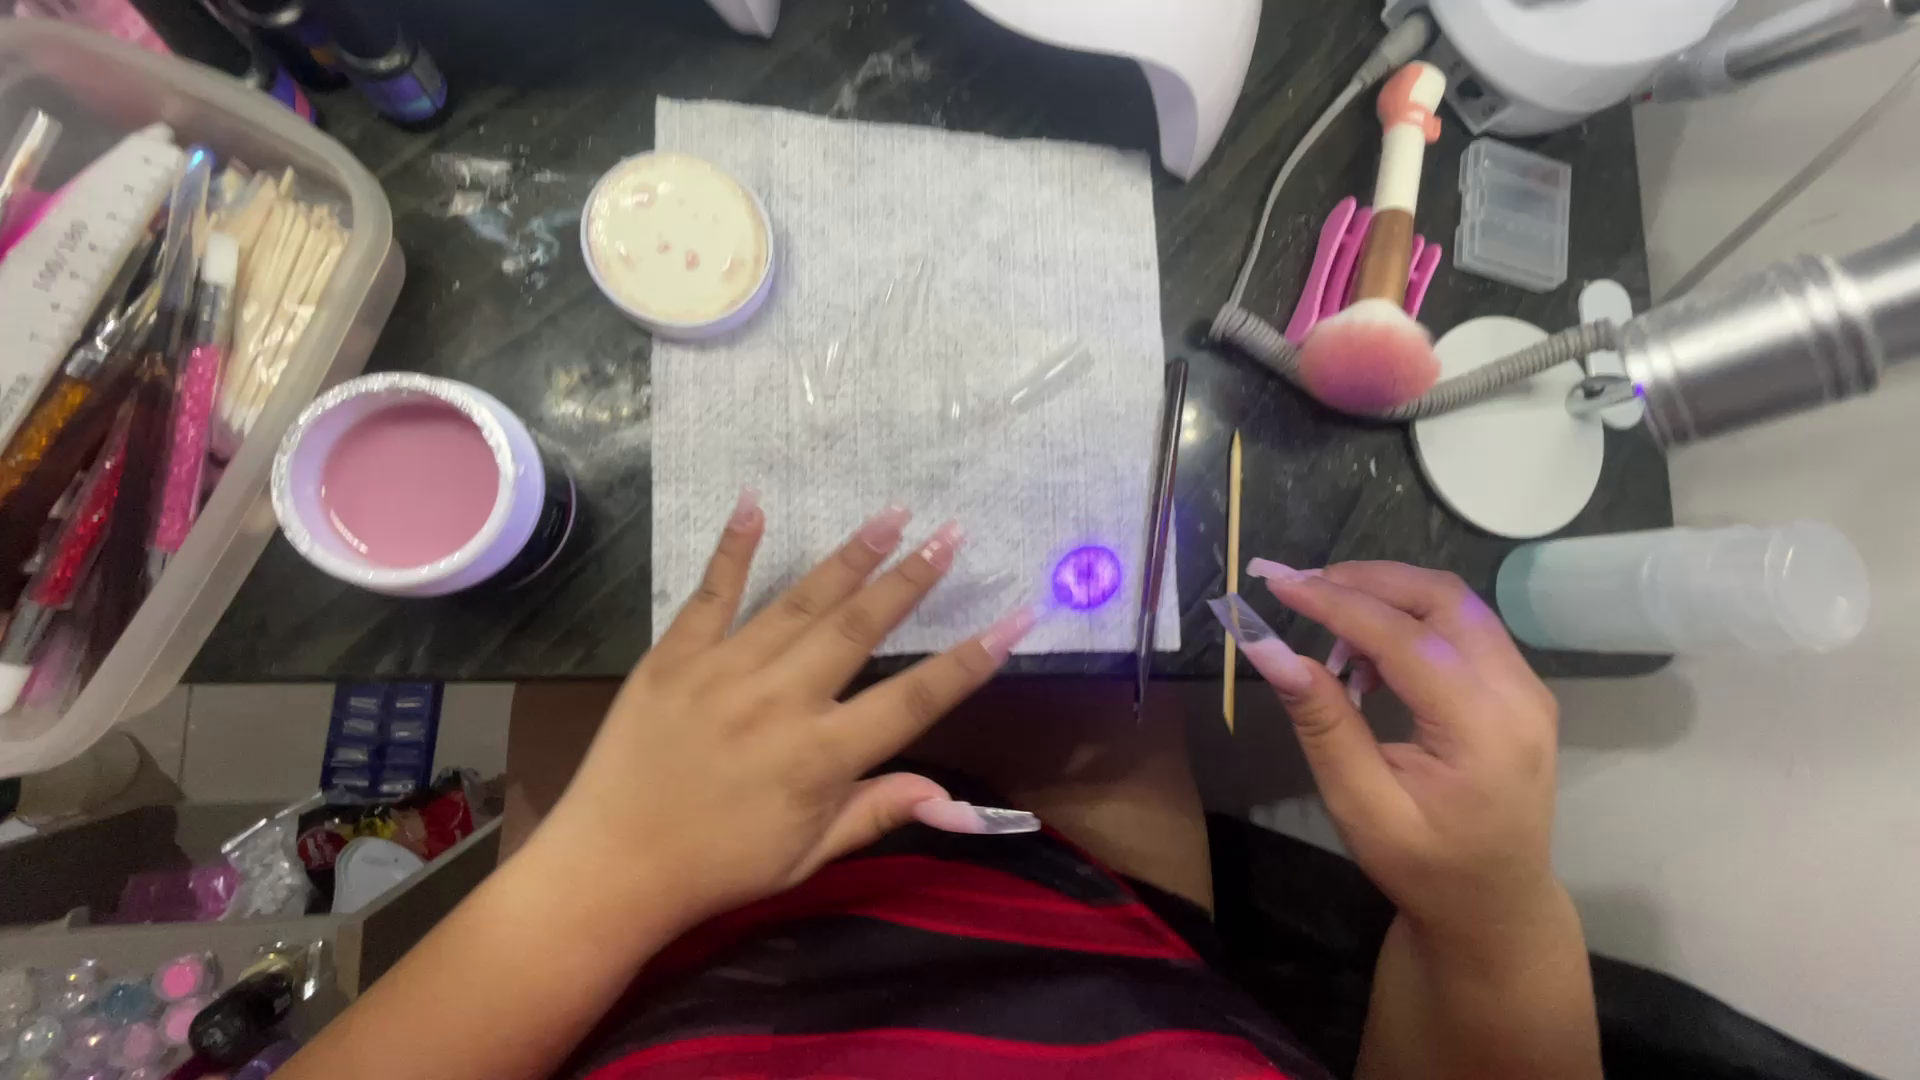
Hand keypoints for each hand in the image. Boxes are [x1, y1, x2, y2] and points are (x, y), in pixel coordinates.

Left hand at [538, 492, 1037, 930]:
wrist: (607, 869)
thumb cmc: (719, 867)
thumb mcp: (808, 854)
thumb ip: (880, 811)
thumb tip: (956, 801)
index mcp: (821, 755)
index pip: (914, 698)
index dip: (970, 660)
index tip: (1015, 617)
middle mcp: (781, 701)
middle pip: (860, 628)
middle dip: (912, 579)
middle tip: (950, 533)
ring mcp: (725, 670)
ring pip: (800, 601)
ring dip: (850, 557)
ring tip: (890, 515)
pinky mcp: (675, 655)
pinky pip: (711, 593)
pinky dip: (734, 548)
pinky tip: (754, 503)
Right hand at [1223, 560, 1562, 944]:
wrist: (1495, 905)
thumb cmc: (1424, 865)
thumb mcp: (1360, 803)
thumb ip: (1321, 722)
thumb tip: (1268, 649)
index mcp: (1484, 729)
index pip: (1404, 637)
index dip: (1334, 602)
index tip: (1276, 581)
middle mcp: (1519, 693)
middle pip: (1441, 598)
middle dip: (1364, 579)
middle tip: (1299, 586)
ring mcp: (1525, 687)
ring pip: (1452, 603)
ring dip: (1383, 595)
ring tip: (1326, 628)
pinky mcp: (1514, 687)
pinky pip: (1458, 624)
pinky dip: (1403, 617)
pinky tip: (1364, 654)